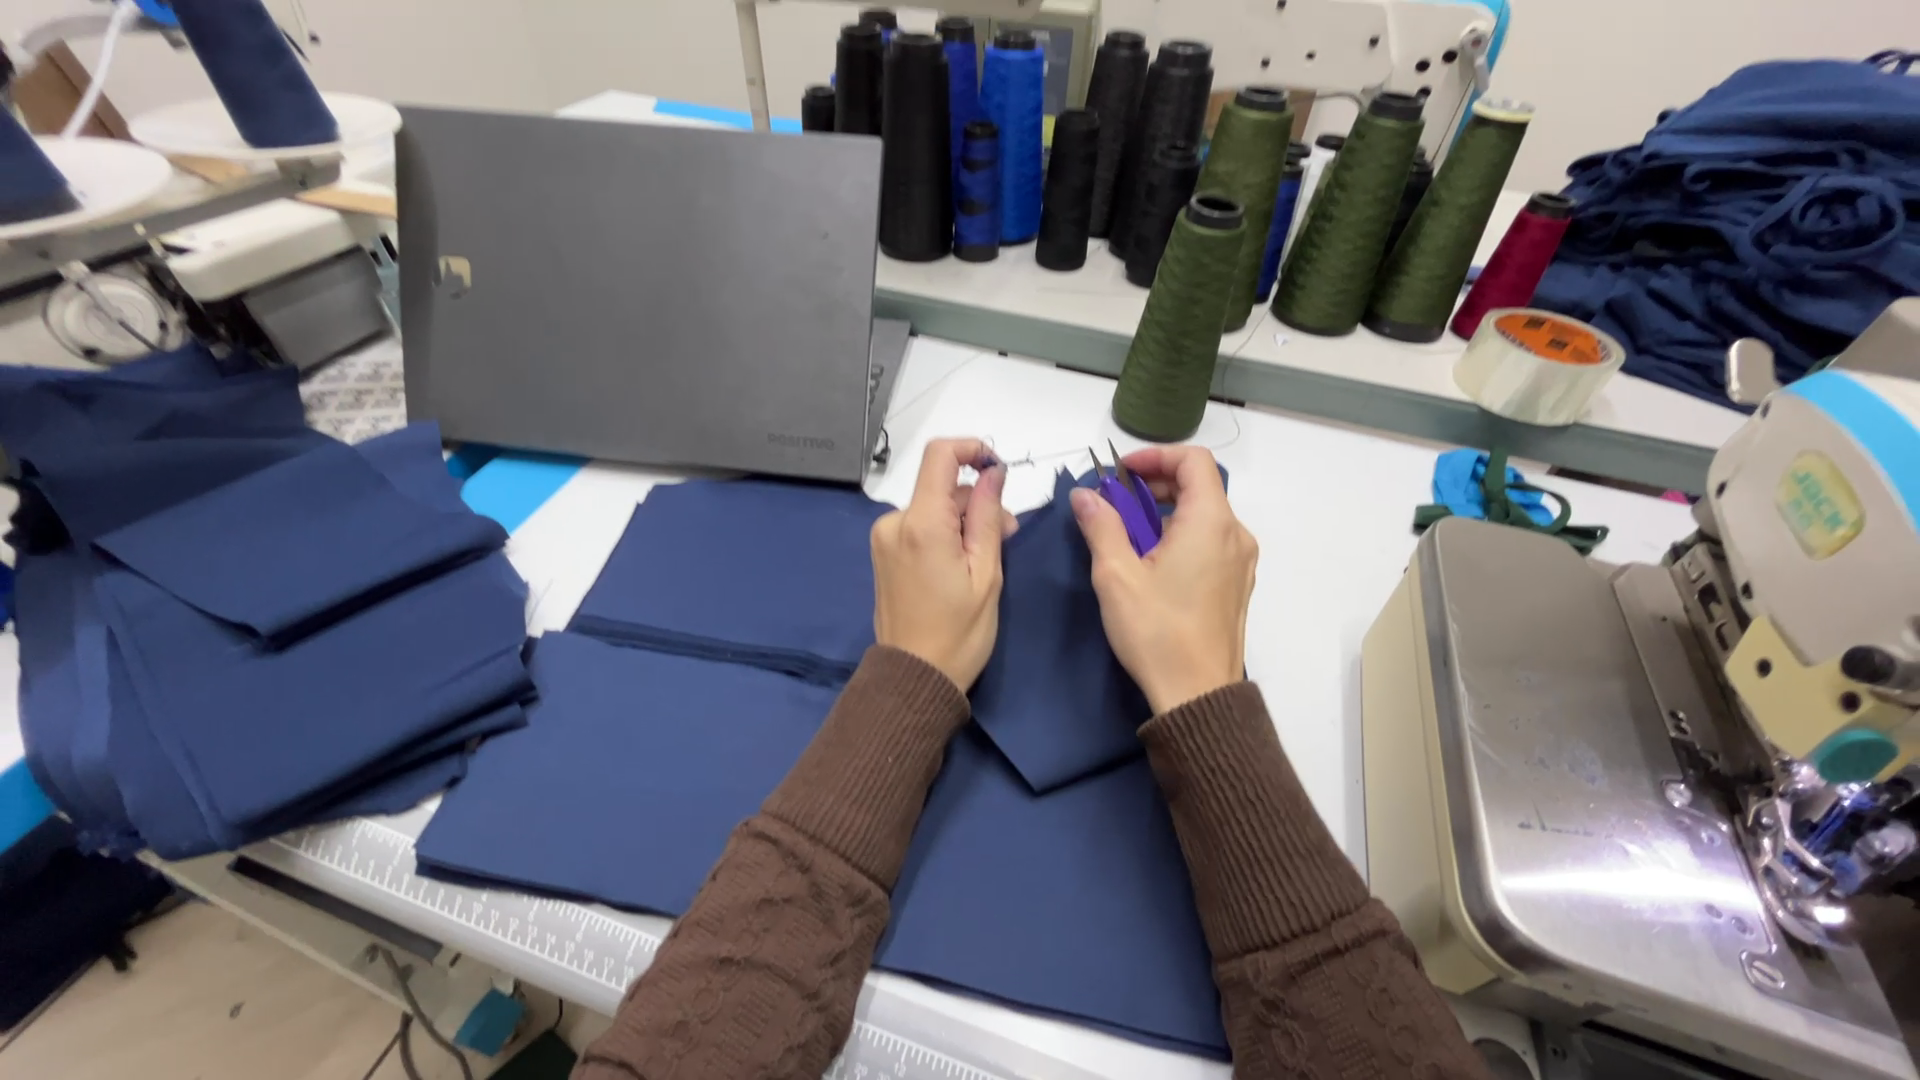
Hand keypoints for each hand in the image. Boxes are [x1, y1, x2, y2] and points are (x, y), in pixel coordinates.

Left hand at [871, 438, 1015, 689]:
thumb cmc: (959, 632)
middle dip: (976, 501)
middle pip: (941, 486)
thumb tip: (993, 472)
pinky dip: (944, 533)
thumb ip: (987, 515)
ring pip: (933, 507)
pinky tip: (961, 563)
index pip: (940, 455)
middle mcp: (894, 521)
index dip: (972, 448)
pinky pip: (920, 525)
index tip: (997, 467)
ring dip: (962, 521)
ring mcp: (884, 537)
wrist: (915, 677)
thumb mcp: (986, 573)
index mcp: (921, 523)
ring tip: (986, 558)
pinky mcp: (883, 552)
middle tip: (1006, 535)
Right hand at [1070, 446, 1255, 713]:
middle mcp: (1235, 535)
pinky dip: (1180, 535)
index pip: (1194, 461)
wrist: (1197, 695)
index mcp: (1211, 523)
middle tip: (1115, 503)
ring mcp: (1241, 562)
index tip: (1120, 473)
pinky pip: (1210, 542)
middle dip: (1154, 484)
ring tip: (1126, 536)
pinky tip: (1151, 563)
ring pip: (1204, 515)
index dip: (1156, 456)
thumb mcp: (1117, 575)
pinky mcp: (1236, 585)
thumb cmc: (1157, 631)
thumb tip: (1085, 495)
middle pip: (1200, 486)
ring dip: (1165, 512)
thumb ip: (1102, 526)